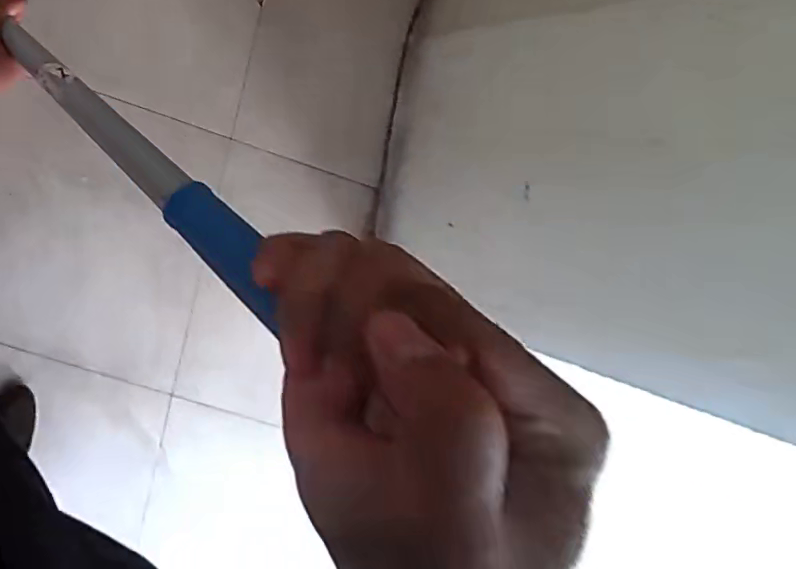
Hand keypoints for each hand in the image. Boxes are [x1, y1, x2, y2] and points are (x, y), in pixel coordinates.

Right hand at [254, 233, 607, 568]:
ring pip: (351, 256)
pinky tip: (267, 279)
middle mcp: (475, 351)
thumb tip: (391, 325)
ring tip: (301, 359)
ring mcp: (416, 332)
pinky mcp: (363, 324)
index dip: (375, 330)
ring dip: (305, 297)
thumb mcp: (450, 516)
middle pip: (392, 273)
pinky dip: (288, 263)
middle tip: (314, 374)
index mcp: (528, 396)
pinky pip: (323, 261)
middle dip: (334, 313)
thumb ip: (450, 424)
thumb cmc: (419, 560)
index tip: (335, 381)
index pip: (445, 313)